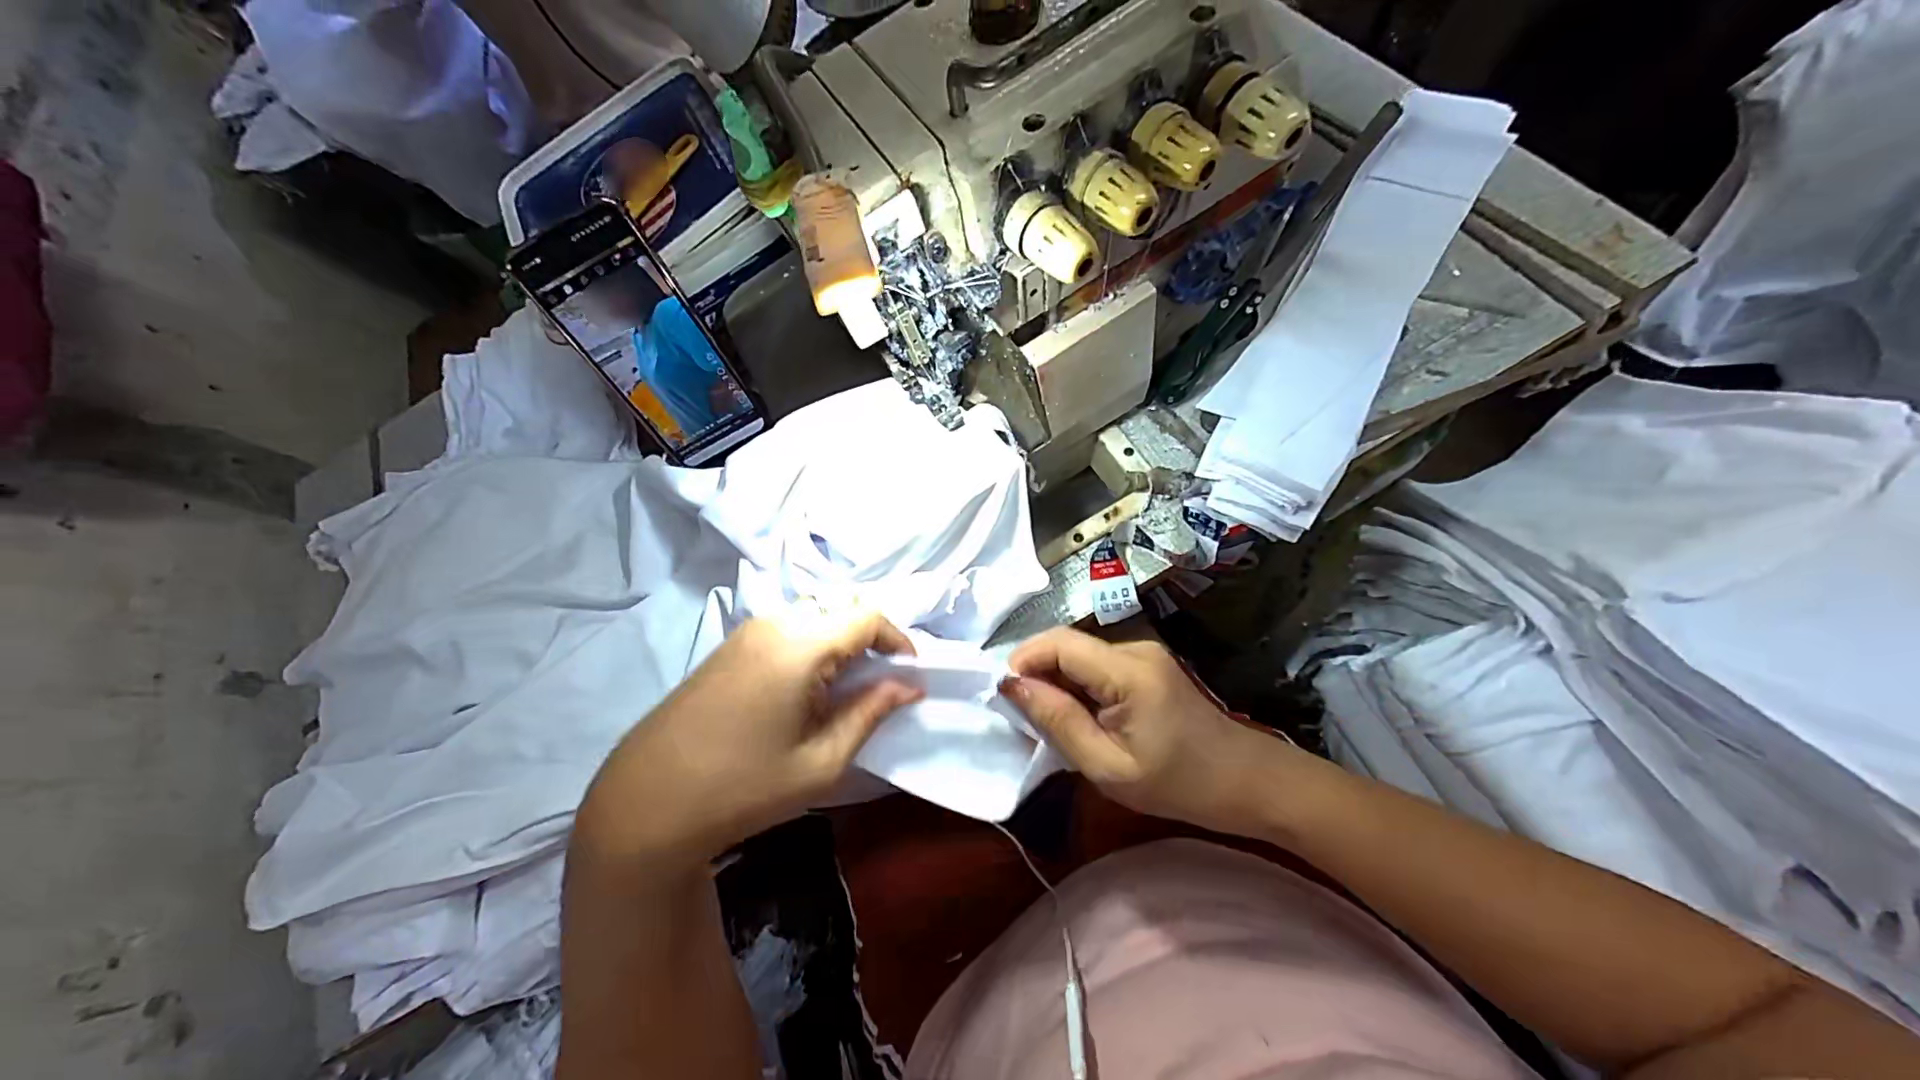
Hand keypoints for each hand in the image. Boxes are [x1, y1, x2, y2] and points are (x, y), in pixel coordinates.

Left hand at [575, 612, 922, 869]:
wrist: (647, 802)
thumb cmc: (743, 788)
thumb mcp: (821, 762)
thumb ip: (870, 713)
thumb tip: (908, 685)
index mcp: (799, 645)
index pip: (867, 616)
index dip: (898, 639)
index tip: (910, 674)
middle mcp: (773, 623)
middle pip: (840, 607)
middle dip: (871, 637)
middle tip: (881, 683)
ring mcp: (745, 631)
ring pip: (813, 613)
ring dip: (840, 639)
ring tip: (847, 688)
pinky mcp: (729, 646)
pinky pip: (787, 627)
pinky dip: (813, 643)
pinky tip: (808, 687)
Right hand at [1001, 627, 1293, 834]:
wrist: (1246, 781)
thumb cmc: (1179, 784)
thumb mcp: (1108, 766)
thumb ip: (1058, 721)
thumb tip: (1011, 685)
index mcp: (1127, 670)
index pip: (1059, 642)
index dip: (1023, 660)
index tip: (1005, 697)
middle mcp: (1134, 648)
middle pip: (1067, 644)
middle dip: (1036, 673)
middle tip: (1024, 716)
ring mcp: (1143, 653)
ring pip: (1079, 654)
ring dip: (1056, 681)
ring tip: (1050, 722)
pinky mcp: (1146, 663)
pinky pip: (1096, 664)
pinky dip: (1077, 685)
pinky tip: (1079, 717)